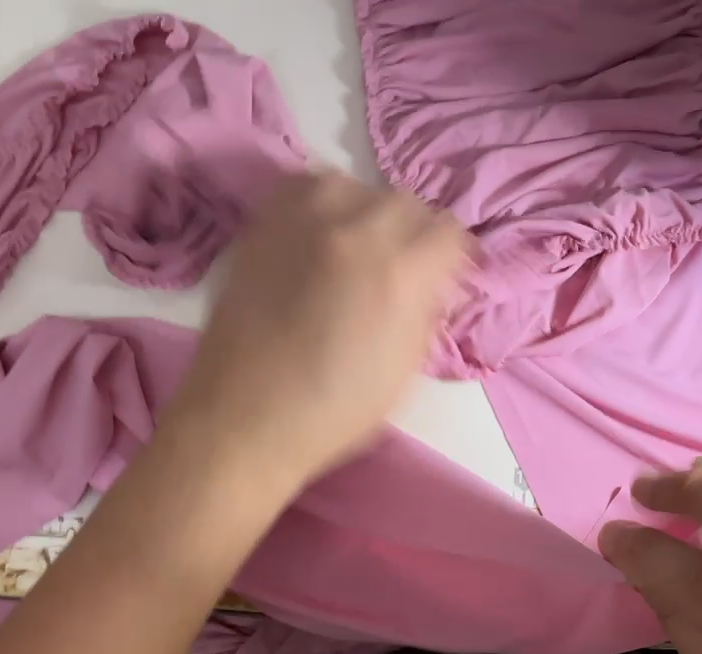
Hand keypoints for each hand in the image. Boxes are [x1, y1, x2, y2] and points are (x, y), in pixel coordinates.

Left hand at [169, 169, 469, 480]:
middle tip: (407, 268)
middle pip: (406, 204)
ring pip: (355, 187)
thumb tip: (432, 285)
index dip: (456, 256)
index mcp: (399, 274)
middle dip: (416, 234)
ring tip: (361, 249)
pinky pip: (305, 186)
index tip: (451, 277)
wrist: (245, 418)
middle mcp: (355, 231)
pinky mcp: (263, 224)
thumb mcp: (403, 372)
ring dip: (367, 213)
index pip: (448, 231)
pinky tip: (322, 236)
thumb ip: (425, 314)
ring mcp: (303, 220)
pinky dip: (322, 204)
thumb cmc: (333, 412)